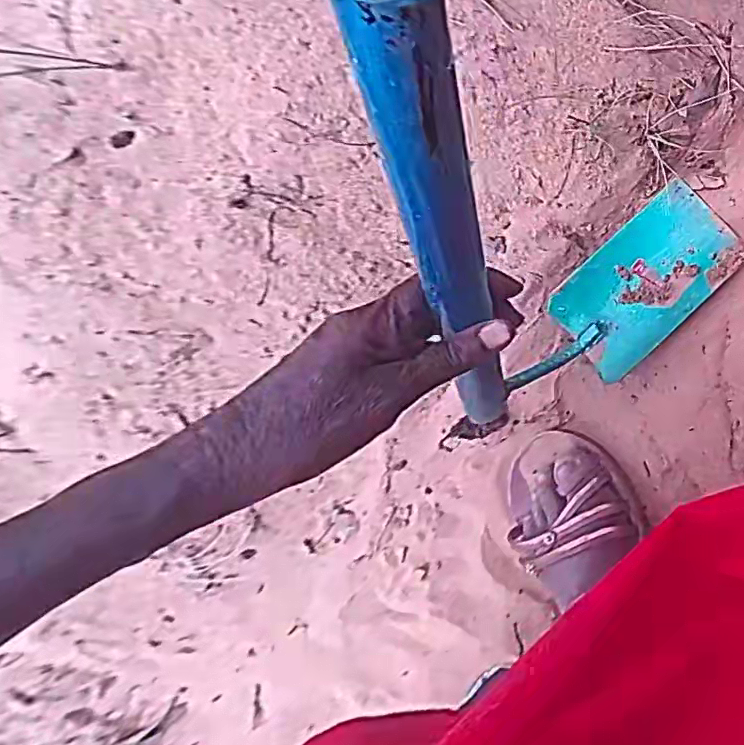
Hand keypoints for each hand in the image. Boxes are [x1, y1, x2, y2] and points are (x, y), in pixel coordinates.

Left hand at [176, 270, 524, 512]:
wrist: (228, 463)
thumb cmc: (308, 427)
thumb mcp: (390, 394)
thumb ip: (448, 359)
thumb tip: (501, 329)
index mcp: (373, 321)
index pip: (434, 284)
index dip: (477, 281)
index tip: (515, 291)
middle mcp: (364, 323)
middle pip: (430, 300)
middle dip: (476, 307)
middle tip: (511, 328)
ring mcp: (354, 342)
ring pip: (418, 323)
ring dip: (458, 329)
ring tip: (491, 348)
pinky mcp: (348, 362)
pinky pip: (403, 342)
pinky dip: (434, 347)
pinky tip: (450, 365)